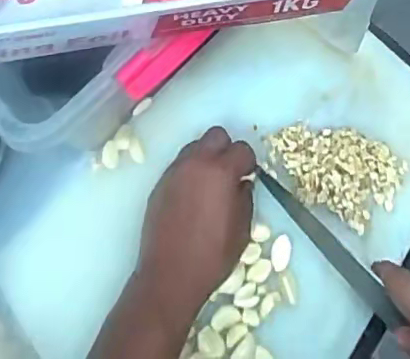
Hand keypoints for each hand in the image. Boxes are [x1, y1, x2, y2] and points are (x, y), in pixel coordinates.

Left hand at [131, 126, 256, 322]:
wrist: (169, 274)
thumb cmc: (212, 257)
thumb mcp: (242, 232)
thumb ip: (245, 199)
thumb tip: (243, 182)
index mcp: (221, 171)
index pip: (242, 148)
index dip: (248, 162)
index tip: (248, 175)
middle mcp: (197, 162)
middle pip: (216, 135)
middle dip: (227, 149)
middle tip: (229, 173)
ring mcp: (176, 169)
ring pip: (196, 145)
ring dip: (206, 157)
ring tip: (209, 184)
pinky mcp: (161, 180)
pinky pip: (180, 163)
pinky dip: (190, 170)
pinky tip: (192, 195)